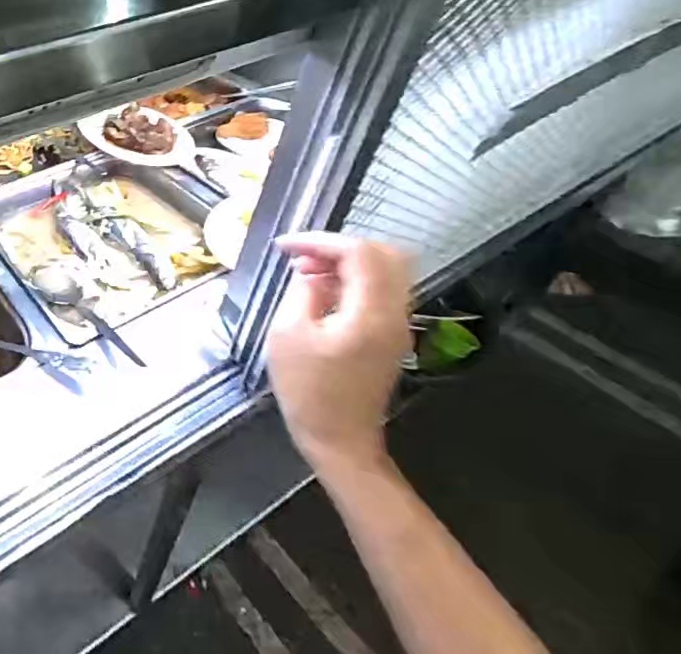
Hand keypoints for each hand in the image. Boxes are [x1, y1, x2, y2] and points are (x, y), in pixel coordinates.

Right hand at [266, 233, 412, 476]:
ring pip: (383, 270)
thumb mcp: (288, 333)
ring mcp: (396, 326)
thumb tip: (310, 274)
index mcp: (371, 313)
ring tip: (304, 271)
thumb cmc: (307, 389)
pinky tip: (319, 290)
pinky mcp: (388, 335)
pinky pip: (377, 290)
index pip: (359, 253)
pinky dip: (350, 279)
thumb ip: (302, 292)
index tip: (284, 247)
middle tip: (301, 255)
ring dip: (344, 261)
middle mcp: (394, 314)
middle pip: (384, 254)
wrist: (338, 439)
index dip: (320, 240)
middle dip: (338, 245)